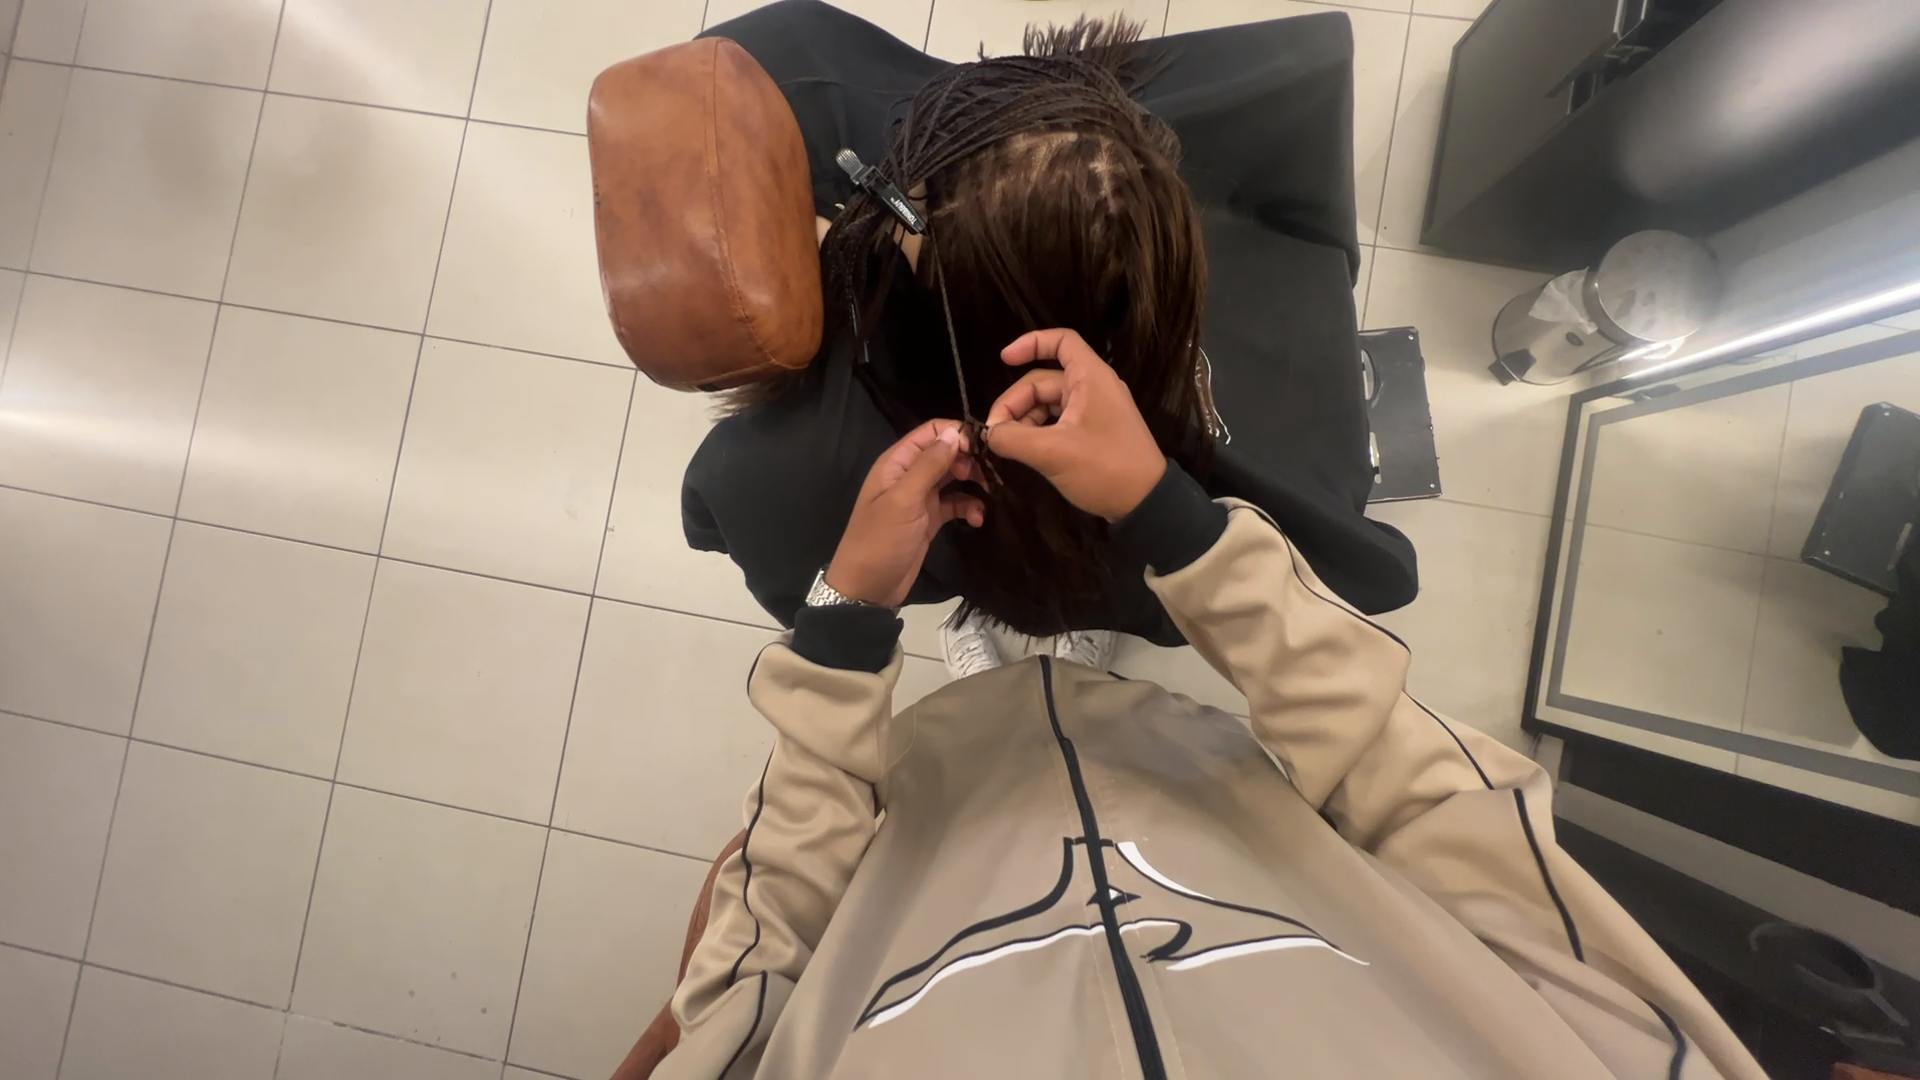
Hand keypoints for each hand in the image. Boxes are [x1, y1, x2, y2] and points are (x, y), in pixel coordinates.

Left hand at [825, 420, 984, 606]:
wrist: (868, 587)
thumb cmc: (881, 540)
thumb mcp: (904, 500)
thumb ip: (929, 465)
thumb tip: (955, 433)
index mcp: (896, 463)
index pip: (930, 432)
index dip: (956, 434)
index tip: (980, 449)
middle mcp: (908, 475)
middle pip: (945, 453)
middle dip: (969, 460)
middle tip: (987, 476)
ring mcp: (920, 498)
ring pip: (953, 479)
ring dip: (972, 484)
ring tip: (989, 495)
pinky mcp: (930, 519)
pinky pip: (954, 504)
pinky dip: (968, 508)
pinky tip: (977, 519)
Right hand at [983, 329, 1166, 521]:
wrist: (1145, 503)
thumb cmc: (1104, 468)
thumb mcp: (1053, 453)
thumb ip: (1013, 439)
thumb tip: (988, 433)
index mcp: (1090, 378)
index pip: (1061, 341)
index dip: (1030, 343)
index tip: (1003, 359)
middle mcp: (1093, 387)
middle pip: (1043, 380)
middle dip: (1015, 402)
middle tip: (994, 433)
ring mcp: (1094, 411)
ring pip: (1048, 404)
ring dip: (1024, 420)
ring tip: (1007, 445)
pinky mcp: (1093, 433)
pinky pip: (1058, 421)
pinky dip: (1038, 431)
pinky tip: (1024, 451)